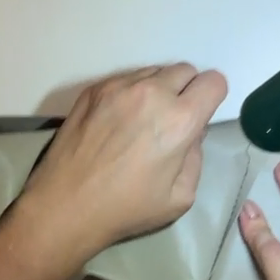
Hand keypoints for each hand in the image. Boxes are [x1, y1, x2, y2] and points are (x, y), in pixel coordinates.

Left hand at [12, 63, 227, 268]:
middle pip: (185, 70)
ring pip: (154, 71)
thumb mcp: (181, 196)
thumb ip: (196, 157)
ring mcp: (119, 87)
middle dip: (186, 91)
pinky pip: (125, 78)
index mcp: (180, 120)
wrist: (65, 206)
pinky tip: (117, 121)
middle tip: (172, 119)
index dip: (212, 97)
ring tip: (142, 121)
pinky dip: (130, 93)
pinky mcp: (94, 89)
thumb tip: (191, 133)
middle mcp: (152, 93)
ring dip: (157, 89)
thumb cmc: (126, 208)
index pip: (214, 82)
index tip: (201, 113)